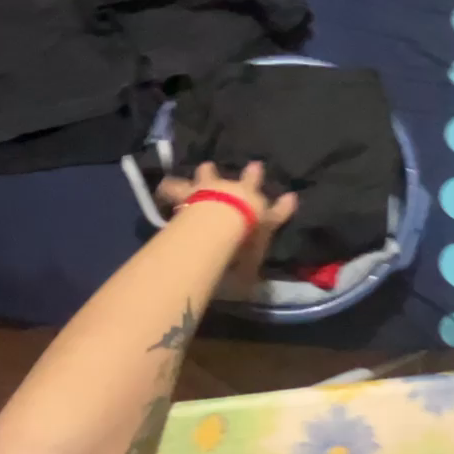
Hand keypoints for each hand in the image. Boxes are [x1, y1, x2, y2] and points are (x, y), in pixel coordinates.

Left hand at [157, 161, 297, 297]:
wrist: (219, 221)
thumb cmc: (242, 243)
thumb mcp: (250, 265)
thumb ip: (250, 273)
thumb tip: (251, 288)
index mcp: (260, 213)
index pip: (278, 211)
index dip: (284, 206)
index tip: (290, 197)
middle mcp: (240, 194)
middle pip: (249, 179)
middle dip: (252, 174)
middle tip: (255, 165)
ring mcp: (214, 188)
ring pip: (210, 174)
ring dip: (207, 172)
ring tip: (205, 167)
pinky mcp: (190, 190)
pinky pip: (175, 186)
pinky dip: (170, 186)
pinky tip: (163, 185)